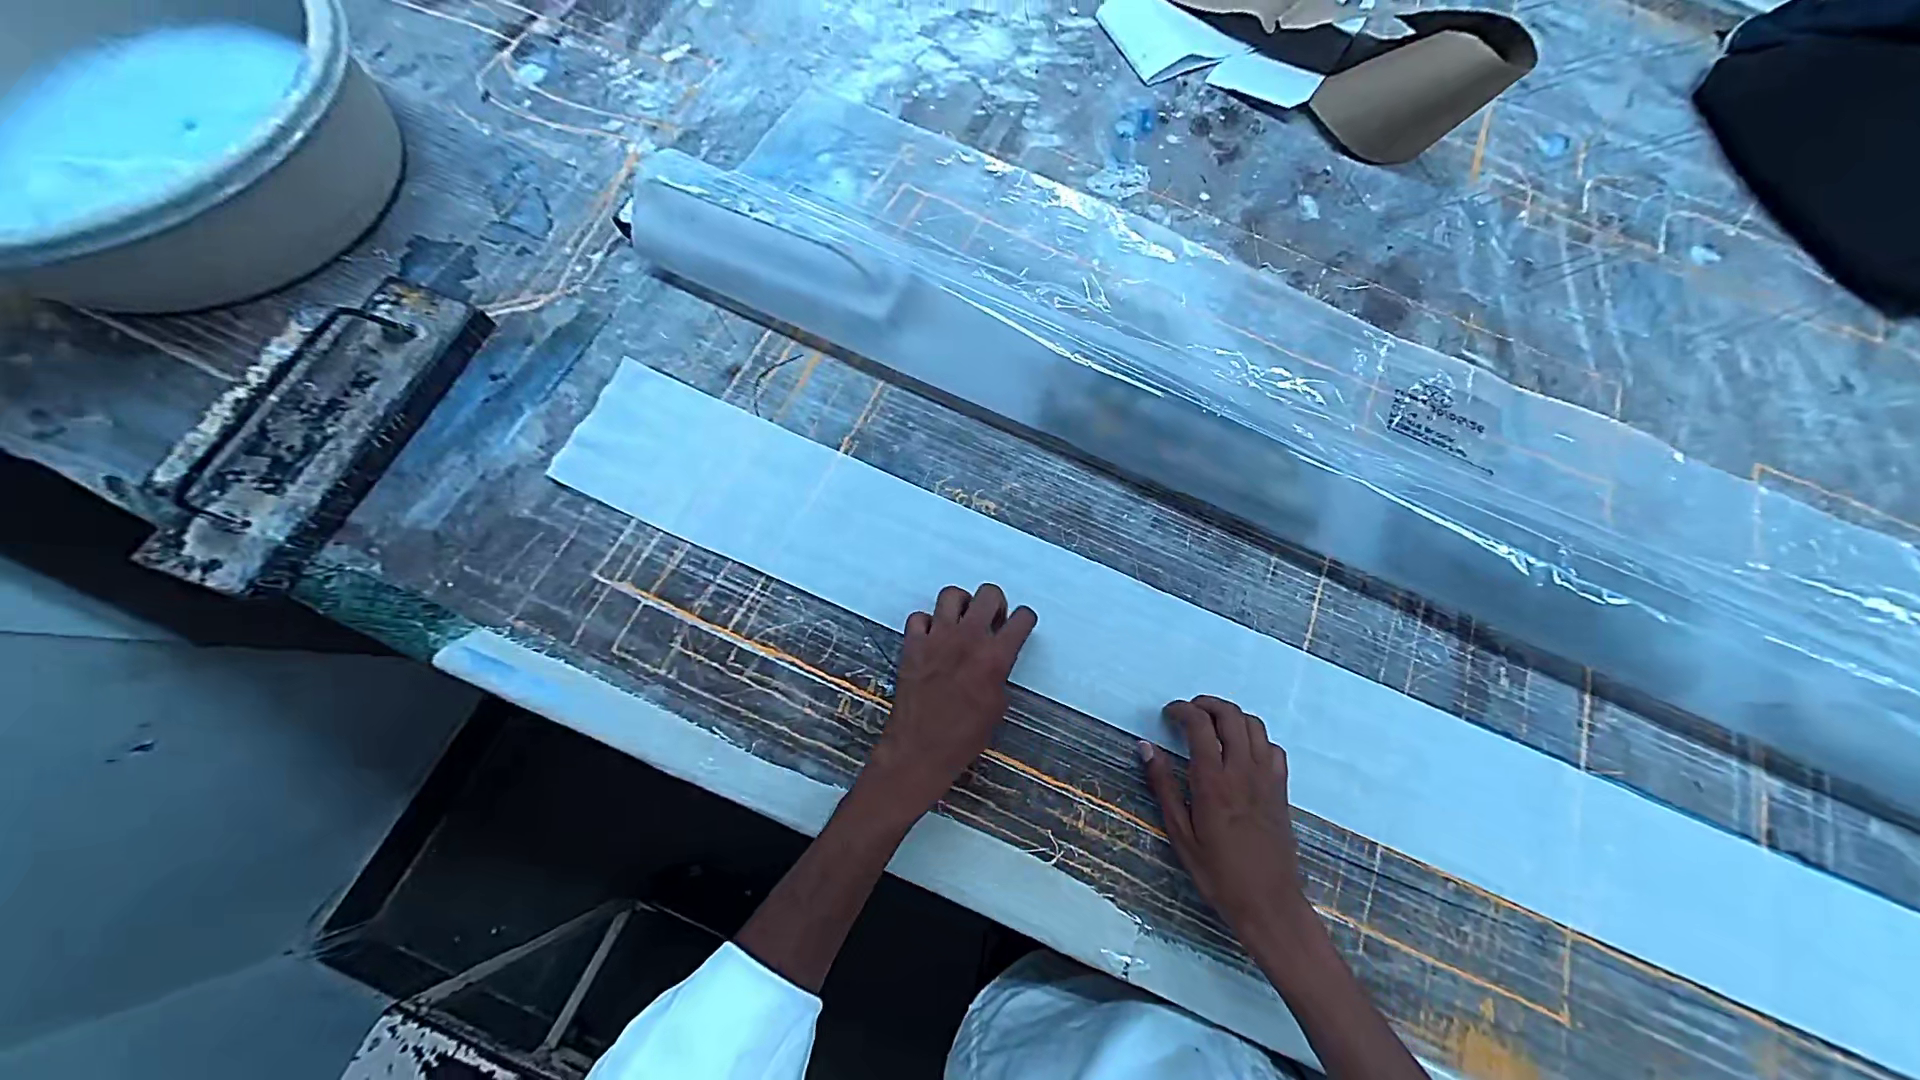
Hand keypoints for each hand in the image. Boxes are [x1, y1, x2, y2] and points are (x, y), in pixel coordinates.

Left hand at [853, 584, 1036, 829]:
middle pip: (989, 594)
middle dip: (995, 603)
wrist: (920, 748)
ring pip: (951, 594)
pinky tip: (932, 637)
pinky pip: (919, 616)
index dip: (1024, 619)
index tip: (1020, 624)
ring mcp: (937, 638)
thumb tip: (996, 661)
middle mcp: (968, 639)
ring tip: (962, 621)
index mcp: (995, 657)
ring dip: (961, 604)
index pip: (1021, 619)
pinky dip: (926, 623)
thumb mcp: (998, 706)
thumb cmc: (963, 736)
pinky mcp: (913, 644)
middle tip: (992, 620)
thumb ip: (999, 674)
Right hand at [1143, 700, 1427, 1079]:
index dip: (1182, 710)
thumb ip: (1163, 785)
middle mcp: (1243, 771)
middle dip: (1206, 704)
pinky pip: (1272, 747)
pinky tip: (1241, 750)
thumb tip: (1146, 747)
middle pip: (1230, 715)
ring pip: (1254, 725)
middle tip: (1188, 712)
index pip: (1200, 725)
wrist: (1270, 904)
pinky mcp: (1282, 789)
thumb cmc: (1218, 873)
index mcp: (1213, 781)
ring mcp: (1267, 778)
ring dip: (1231, 715)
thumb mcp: (1180, 833)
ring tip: (1212, 725)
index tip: (1168, 714)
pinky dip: (1254, 737)